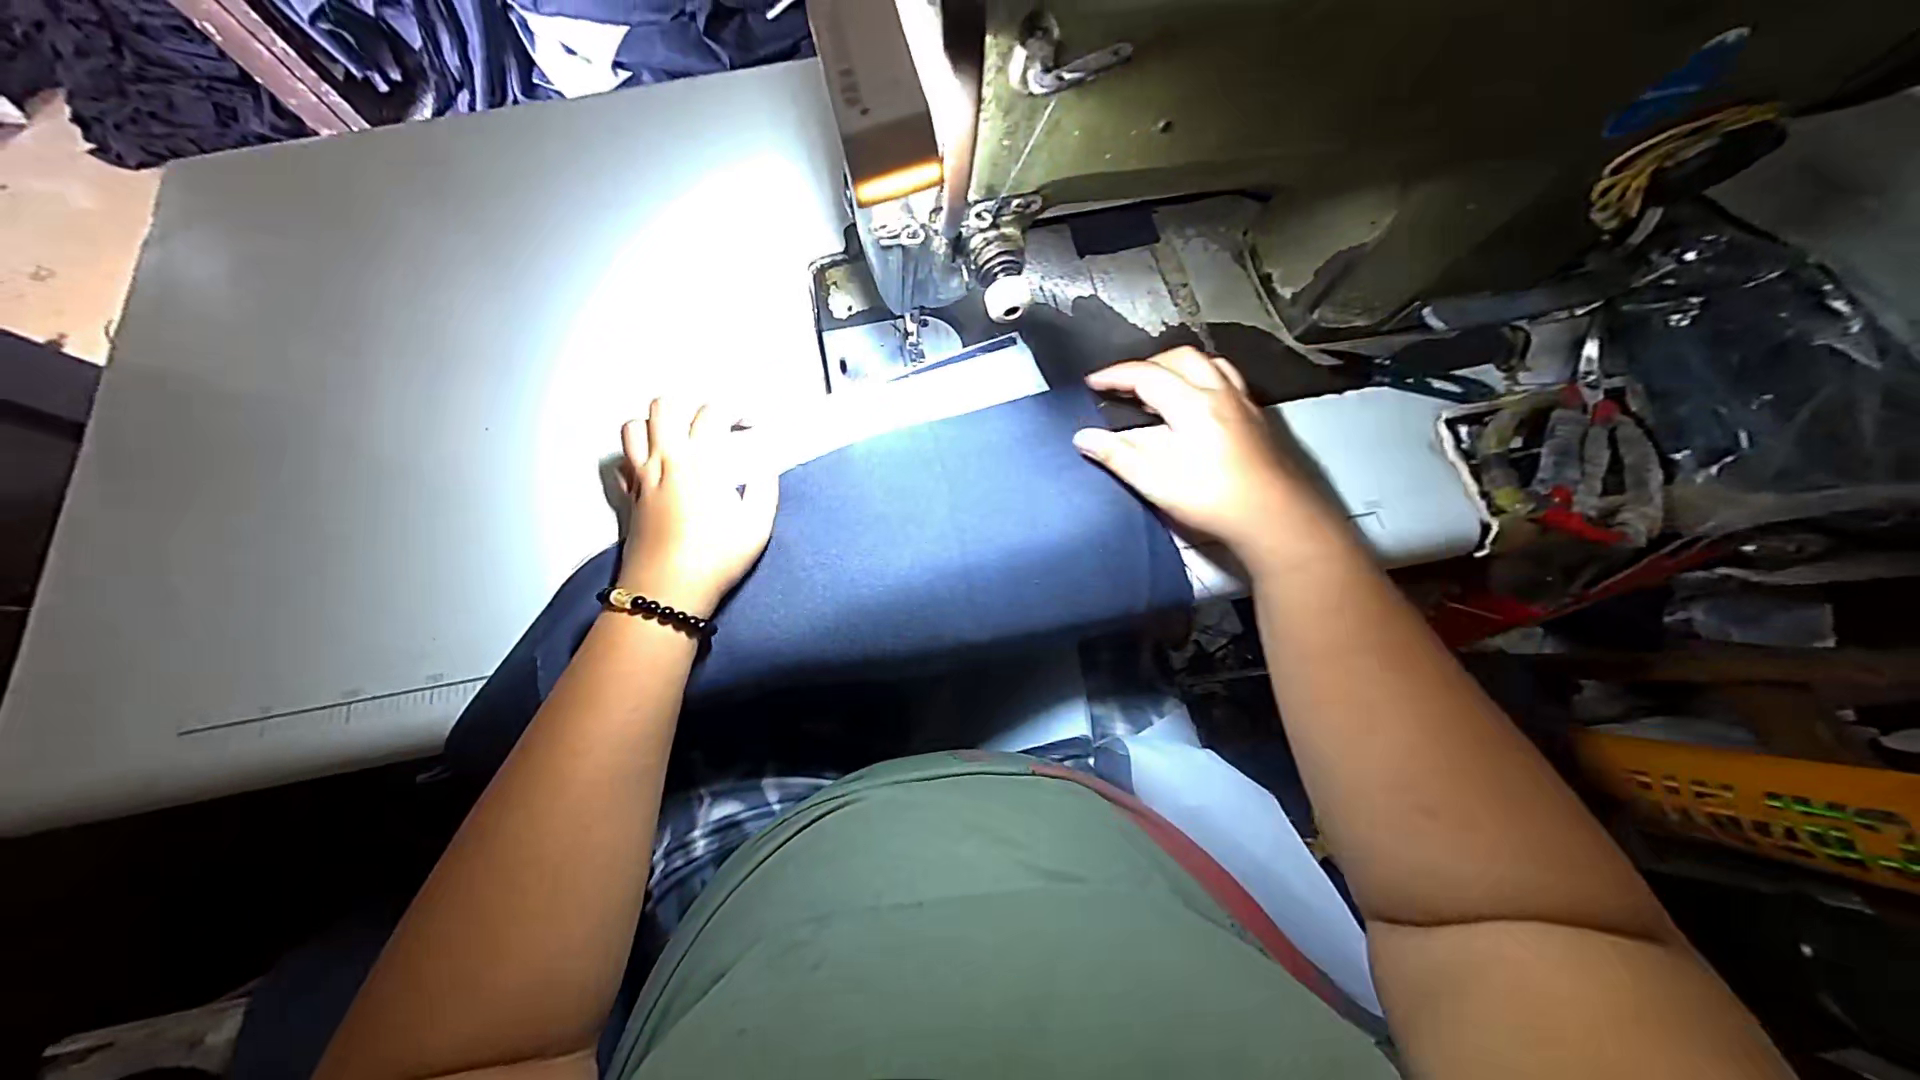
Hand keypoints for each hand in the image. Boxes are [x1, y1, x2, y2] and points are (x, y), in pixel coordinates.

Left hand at [615, 397, 777, 617]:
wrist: (667, 591)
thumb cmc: (716, 558)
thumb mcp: (758, 525)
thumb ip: (765, 488)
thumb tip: (766, 468)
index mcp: (700, 461)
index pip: (711, 412)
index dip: (733, 410)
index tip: (746, 424)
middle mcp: (665, 460)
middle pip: (663, 407)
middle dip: (688, 406)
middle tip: (708, 426)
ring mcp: (640, 478)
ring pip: (633, 428)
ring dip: (655, 426)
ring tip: (677, 442)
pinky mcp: (627, 498)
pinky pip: (621, 463)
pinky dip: (635, 457)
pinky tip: (653, 471)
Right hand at [1072, 348, 1328, 565]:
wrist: (1275, 518)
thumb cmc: (1213, 501)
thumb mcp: (1155, 482)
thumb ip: (1117, 456)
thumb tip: (1083, 437)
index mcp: (1192, 405)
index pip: (1146, 375)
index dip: (1115, 376)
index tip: (1093, 384)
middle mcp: (1220, 393)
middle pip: (1179, 358)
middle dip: (1147, 365)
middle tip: (1124, 385)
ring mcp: (1242, 403)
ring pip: (1208, 363)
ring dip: (1177, 367)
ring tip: (1159, 386)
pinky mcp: (1256, 417)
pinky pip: (1227, 379)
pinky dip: (1202, 378)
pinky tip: (1195, 403)